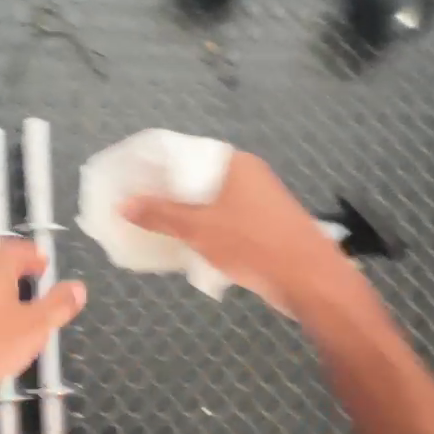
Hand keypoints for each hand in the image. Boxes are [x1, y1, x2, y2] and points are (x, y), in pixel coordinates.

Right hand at [121, 152, 350, 316]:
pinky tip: (178, 244)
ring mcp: (255, 202)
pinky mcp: (260, 226)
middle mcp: (245, 176)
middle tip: (129, 205)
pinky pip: (219, 221)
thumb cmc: (253, 244)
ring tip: (146, 226)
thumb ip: (160, 215)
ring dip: (179, 215)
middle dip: (162, 193)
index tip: (124, 178)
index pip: (182, 153)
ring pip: (206, 202)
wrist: (310, 280)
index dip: (151, 165)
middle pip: (193, 179)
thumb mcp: (199, 229)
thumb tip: (123, 204)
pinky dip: (199, 229)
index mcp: (233, 164)